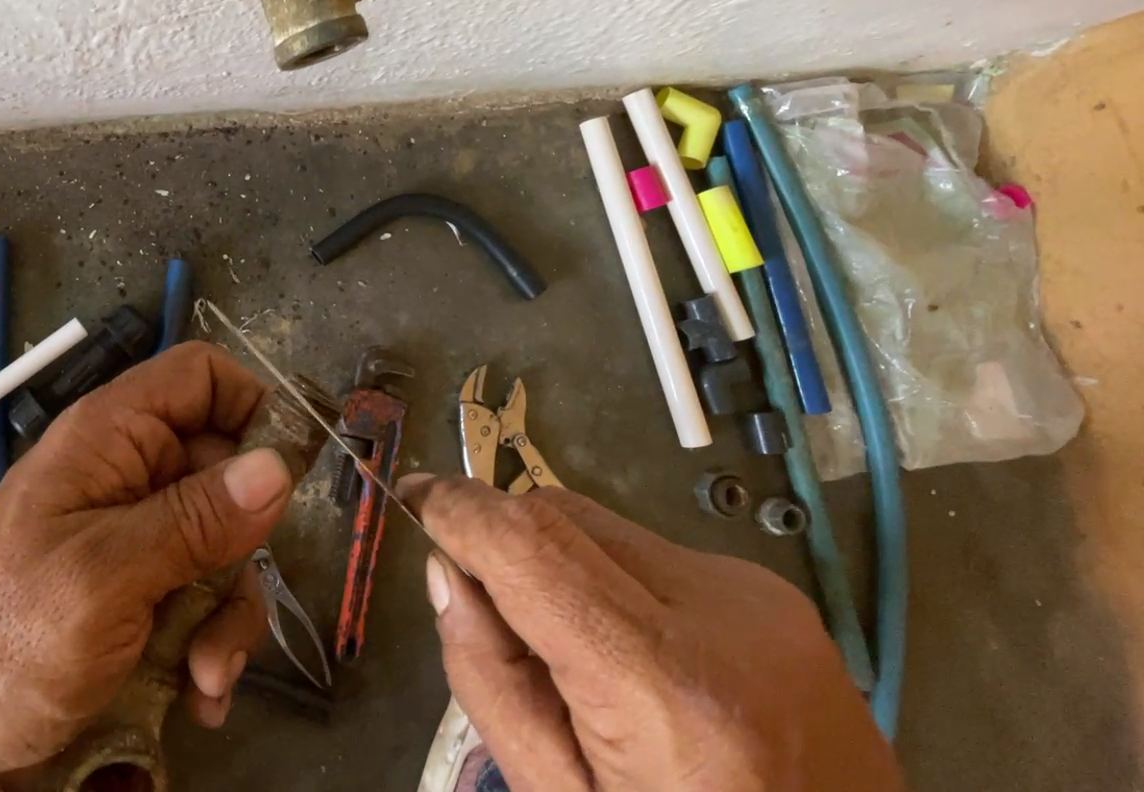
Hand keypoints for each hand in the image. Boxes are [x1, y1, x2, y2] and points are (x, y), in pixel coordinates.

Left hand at [0, 343, 293, 791]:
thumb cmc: (4, 644)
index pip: (197, 377)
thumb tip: (279, 466)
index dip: (252, 403)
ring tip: (205, 672)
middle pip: (225, 469)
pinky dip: (211, 643)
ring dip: (228, 612)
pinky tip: (197, 691)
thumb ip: (192, 520)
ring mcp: (131, 537)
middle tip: (231, 604)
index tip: (292, 467)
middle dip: (243, 542)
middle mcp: (125, 475)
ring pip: (224, 543)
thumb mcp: (102, 578)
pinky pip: (203, 596)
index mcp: (107, 438)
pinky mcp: (136, 593)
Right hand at [399, 474, 904, 791]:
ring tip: (563, 641)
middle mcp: (722, 615)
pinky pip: (645, 548)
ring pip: (598, 522)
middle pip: (559, 515)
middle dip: (499, 535)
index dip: (457, 508)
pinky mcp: (772, 592)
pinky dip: (602, 572)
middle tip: (479, 600)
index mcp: (667, 688)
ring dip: (550, 555)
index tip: (412, 496)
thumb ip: (489, 682)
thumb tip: (447, 572)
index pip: (529, 545)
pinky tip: (622, 644)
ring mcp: (757, 595)